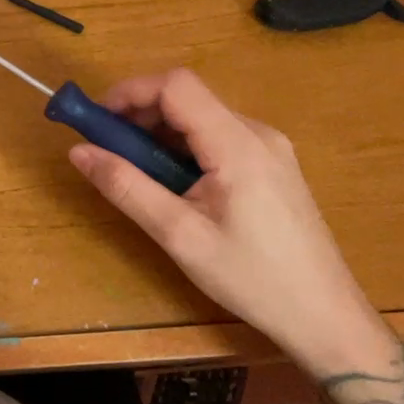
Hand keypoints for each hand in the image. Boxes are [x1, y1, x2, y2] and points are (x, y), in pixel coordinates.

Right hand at [67, 69, 398, 377]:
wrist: (326, 317)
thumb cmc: (252, 278)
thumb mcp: (178, 235)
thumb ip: (126, 187)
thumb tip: (77, 150)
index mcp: (237, 146)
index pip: (176, 86)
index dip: (129, 92)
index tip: (95, 122)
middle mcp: (257, 134)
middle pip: (185, 96)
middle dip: (136, 113)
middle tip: (105, 150)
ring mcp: (268, 148)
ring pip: (198, 115)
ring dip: (156, 131)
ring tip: (133, 171)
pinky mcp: (270, 164)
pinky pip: (214, 135)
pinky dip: (178, 145)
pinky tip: (169, 182)